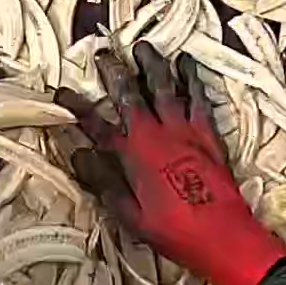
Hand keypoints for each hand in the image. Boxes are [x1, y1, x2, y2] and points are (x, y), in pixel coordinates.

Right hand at [57, 41, 285, 284]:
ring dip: (151, 65)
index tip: (61, 92)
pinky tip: (186, 63)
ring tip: (143, 47)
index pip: (95, 123)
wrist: (224, 237)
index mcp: (131, 155)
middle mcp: (155, 135)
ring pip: (164, 88)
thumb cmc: (173, 230)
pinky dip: (191, 78)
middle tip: (103, 53)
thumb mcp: (128, 215)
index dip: (76, 106)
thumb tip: (78, 154)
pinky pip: (198, 98)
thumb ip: (102, 182)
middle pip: (129, 95)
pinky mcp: (208, 133)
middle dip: (113, 71)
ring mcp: (184, 130)